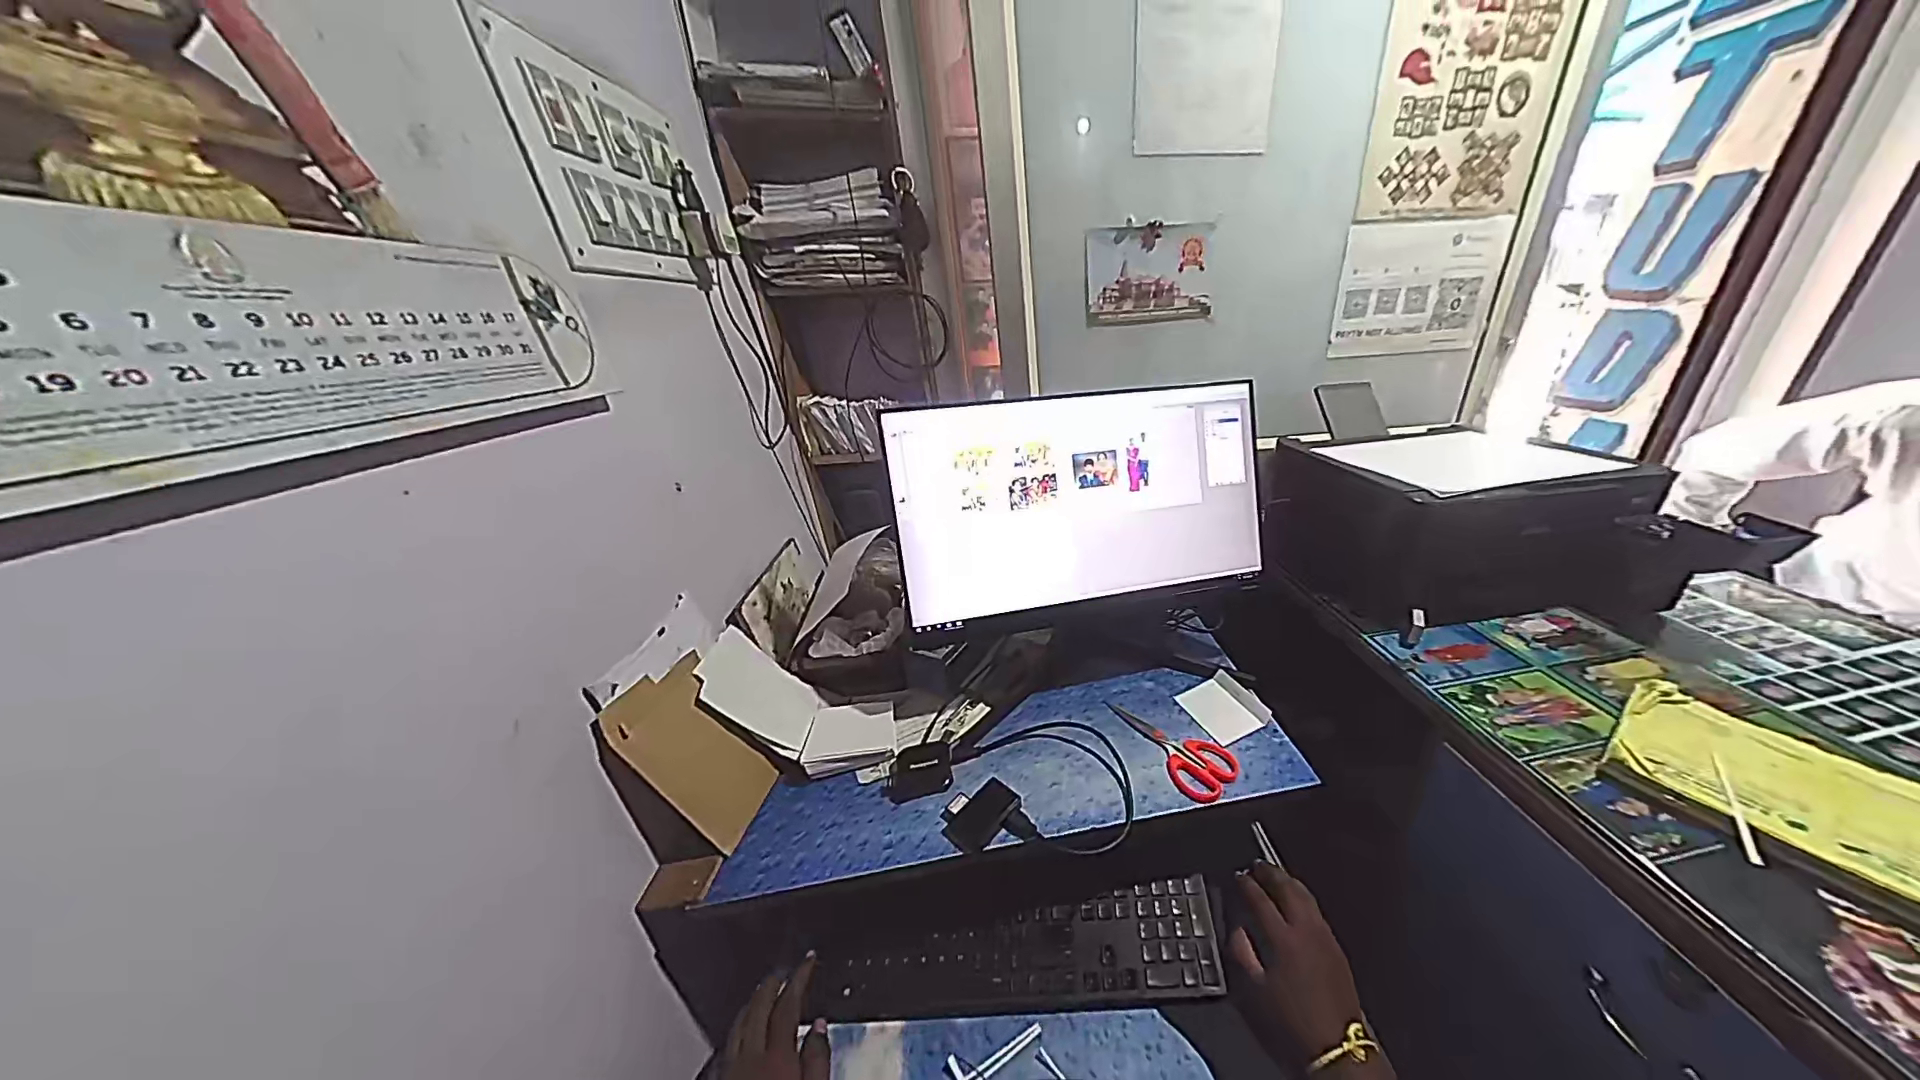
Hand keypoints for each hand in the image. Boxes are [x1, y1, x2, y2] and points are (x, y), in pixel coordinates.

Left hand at [716, 955, 828, 1079]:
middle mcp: (751, 1057)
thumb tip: (820, 1026)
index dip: (800, 977)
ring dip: (754, 1001)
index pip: (788, 1004)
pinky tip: (743, 1026)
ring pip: (740, 1023)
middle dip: (773, 982)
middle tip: (784, 968)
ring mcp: (731, 1068)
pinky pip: (729, 1041)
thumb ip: (818, 1059)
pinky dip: (739, 1024)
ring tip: (764, 989)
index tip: (809, 960)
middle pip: (759, 1008)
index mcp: (778, 1056)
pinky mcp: (720, 1078)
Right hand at [1228, 862, 1365, 1054]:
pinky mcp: (1337, 948)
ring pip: (1307, 896)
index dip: (1246, 884)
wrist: (1337, 1048)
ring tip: (1275, 876)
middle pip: (1288, 889)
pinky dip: (1302, 897)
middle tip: (1256, 865)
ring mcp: (1325, 938)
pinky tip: (1295, 901)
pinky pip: (1317, 910)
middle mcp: (1307, 931)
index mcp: (1283, 939)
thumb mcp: (1254, 989)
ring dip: (1288, 881)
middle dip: (1270, 873)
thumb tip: (1237, 928)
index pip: (1260, 899)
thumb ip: (1241, 952)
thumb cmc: (1291, 1022)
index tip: (1237, 876)